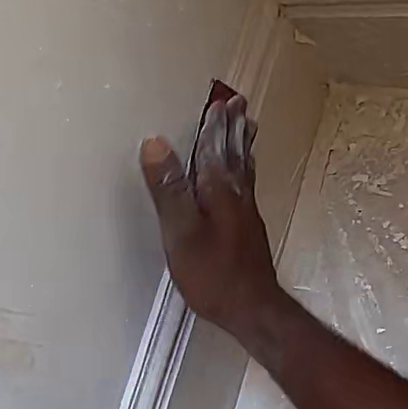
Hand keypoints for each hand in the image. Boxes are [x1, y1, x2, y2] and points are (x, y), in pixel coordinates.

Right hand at [139, 94, 285, 337]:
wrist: (251, 308)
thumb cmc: (212, 273)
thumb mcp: (180, 231)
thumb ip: (169, 188)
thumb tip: (156, 144)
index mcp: (218, 190)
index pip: (213, 149)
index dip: (213, 125)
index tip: (218, 101)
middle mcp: (236, 194)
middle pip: (234, 152)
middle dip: (232, 126)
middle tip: (237, 102)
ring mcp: (245, 211)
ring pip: (244, 167)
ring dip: (242, 143)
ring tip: (247, 124)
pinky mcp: (248, 227)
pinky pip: (246, 183)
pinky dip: (245, 167)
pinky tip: (245, 172)